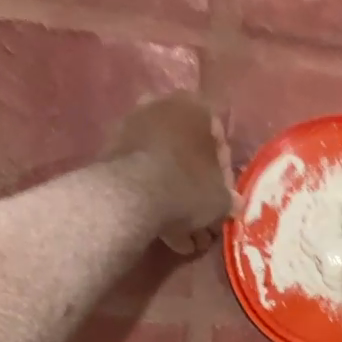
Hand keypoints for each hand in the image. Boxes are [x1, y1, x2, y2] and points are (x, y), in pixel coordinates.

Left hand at [104, 92, 237, 254]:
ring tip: (185, 235)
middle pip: (187, 152)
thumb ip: (228, 198)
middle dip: (196, 185)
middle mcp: (161, 106)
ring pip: (162, 166)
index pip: (219, 140)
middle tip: (203, 215)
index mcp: (195, 108)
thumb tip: (232, 204)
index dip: (224, 174)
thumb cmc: (187, 187)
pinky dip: (152, 200)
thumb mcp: (220, 199)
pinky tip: (163, 232)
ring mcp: (131, 126)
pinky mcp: (110, 151)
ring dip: (174, 197)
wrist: (130, 196)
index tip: (223, 197)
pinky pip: (140, 176)